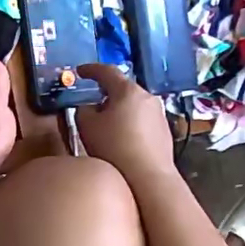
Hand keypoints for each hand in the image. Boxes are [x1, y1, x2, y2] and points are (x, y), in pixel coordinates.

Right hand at [74, 63, 176, 182]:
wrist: (148, 176)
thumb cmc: (114, 147)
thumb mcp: (87, 127)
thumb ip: (84, 110)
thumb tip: (89, 108)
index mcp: (128, 90)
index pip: (107, 71)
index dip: (90, 69)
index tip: (79, 71)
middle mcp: (147, 97)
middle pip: (123, 89)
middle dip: (106, 94)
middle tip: (92, 104)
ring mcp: (159, 114)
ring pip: (133, 105)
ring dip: (119, 111)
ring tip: (106, 126)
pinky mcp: (164, 132)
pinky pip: (142, 121)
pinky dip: (130, 125)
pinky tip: (122, 141)